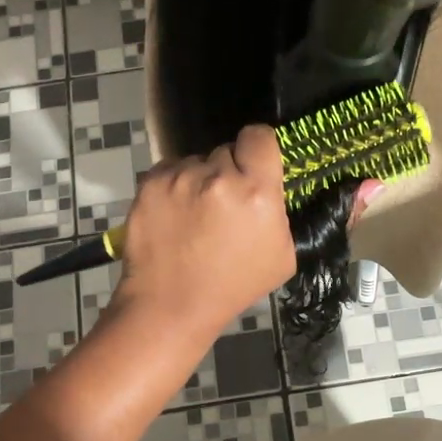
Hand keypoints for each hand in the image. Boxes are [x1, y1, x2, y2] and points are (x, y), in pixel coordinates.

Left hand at [112, 125, 297, 333]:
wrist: (171, 305)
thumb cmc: (233, 285)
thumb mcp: (283, 255)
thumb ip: (286, 213)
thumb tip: (291, 188)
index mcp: (256, 191)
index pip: (259, 136)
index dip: (258, 150)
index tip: (254, 168)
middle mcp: (217, 176)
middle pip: (227, 151)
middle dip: (228, 171)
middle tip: (224, 204)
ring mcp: (180, 178)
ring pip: (196, 162)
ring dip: (199, 180)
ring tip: (195, 215)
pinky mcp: (150, 184)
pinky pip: (169, 171)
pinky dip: (173, 187)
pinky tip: (174, 216)